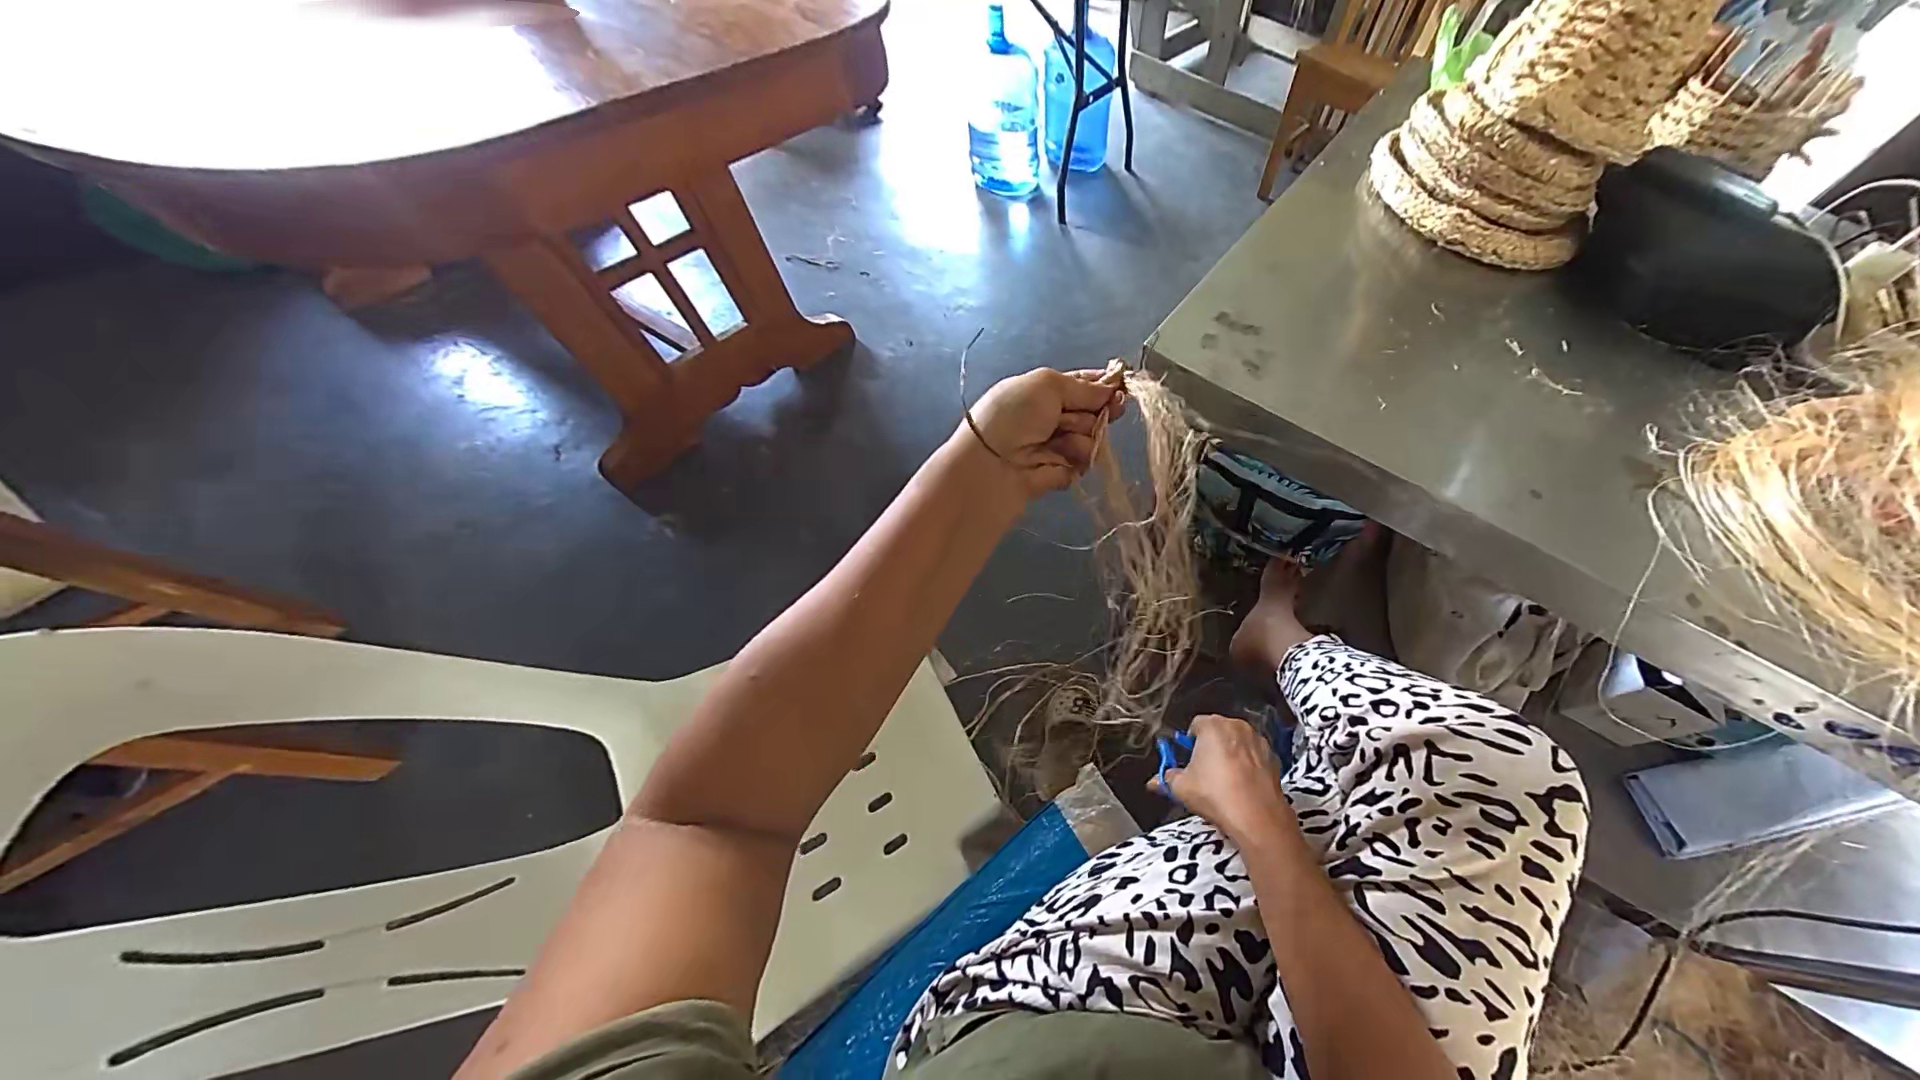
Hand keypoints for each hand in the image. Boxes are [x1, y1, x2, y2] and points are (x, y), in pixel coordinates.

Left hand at [964, 367, 1127, 496]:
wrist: (990, 465)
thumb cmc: (1012, 417)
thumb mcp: (1047, 386)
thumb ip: (1083, 387)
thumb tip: (1112, 388)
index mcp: (1045, 390)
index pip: (1084, 384)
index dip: (1105, 385)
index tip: (1123, 387)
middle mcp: (1051, 416)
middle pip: (1094, 411)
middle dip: (1096, 412)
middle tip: (1080, 416)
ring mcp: (1056, 445)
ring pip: (1092, 438)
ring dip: (1082, 438)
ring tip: (1059, 443)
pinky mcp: (1059, 472)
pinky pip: (1084, 463)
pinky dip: (1076, 461)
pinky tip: (1058, 462)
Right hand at [1150, 714, 1296, 841]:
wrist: (1258, 818)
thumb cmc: (1219, 796)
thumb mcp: (1181, 787)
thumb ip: (1166, 778)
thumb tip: (1157, 781)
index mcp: (1213, 726)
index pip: (1194, 725)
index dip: (1188, 743)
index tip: (1185, 758)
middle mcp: (1237, 727)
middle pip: (1217, 732)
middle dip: (1208, 748)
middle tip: (1200, 771)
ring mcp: (1258, 742)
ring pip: (1236, 743)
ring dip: (1228, 755)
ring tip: (1221, 781)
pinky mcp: (1273, 759)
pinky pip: (1253, 757)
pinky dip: (1246, 766)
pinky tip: (1239, 786)